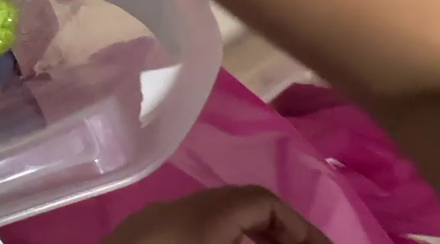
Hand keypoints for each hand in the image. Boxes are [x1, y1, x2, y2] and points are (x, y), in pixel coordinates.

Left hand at [102, 187, 332, 243]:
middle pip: (237, 210)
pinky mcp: (137, 243)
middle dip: (279, 238)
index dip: (302, 229)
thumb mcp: (219, 241)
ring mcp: (150, 228)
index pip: (259, 200)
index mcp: (196, 215)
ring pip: (214, 225)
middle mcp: (170, 211)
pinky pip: (190, 237)